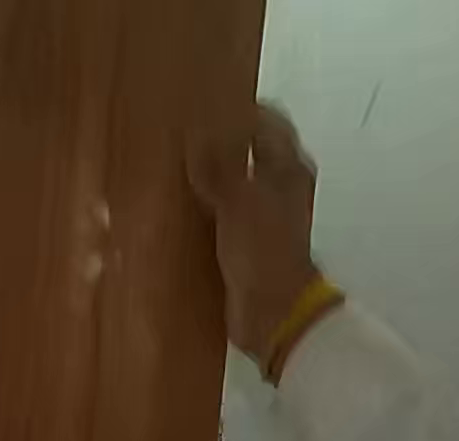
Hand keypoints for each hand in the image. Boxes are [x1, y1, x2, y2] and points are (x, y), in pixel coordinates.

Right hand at [188, 105, 322, 358]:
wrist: (271, 313)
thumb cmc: (263, 252)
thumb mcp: (239, 200)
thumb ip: (219, 166)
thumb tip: (195, 134)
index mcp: (287, 169)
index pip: (264, 123)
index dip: (235, 112)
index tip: (200, 110)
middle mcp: (278, 191)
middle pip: (247, 157)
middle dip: (216, 150)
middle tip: (179, 145)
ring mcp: (261, 224)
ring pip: (232, 192)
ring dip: (206, 187)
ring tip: (171, 179)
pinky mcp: (244, 252)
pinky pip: (220, 225)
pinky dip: (202, 219)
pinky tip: (177, 220)